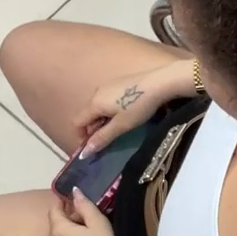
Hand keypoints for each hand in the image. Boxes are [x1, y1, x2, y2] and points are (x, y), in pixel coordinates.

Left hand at [18, 189, 127, 235]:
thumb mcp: (99, 223)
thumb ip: (85, 206)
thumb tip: (74, 190)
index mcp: (61, 229)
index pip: (56, 211)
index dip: (63, 204)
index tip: (71, 200)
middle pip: (55, 225)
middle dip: (66, 219)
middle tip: (83, 219)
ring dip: (60, 232)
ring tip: (76, 232)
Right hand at [75, 59, 194, 154]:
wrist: (159, 83)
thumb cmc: (139, 106)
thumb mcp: (122, 125)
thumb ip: (103, 137)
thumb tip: (84, 152)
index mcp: (94, 103)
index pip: (77, 122)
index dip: (81, 137)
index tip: (92, 148)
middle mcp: (96, 93)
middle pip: (87, 114)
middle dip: (92, 130)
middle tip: (106, 141)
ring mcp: (107, 86)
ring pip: (97, 107)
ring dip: (101, 121)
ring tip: (116, 129)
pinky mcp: (118, 83)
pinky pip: (106, 100)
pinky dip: (109, 111)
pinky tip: (124, 115)